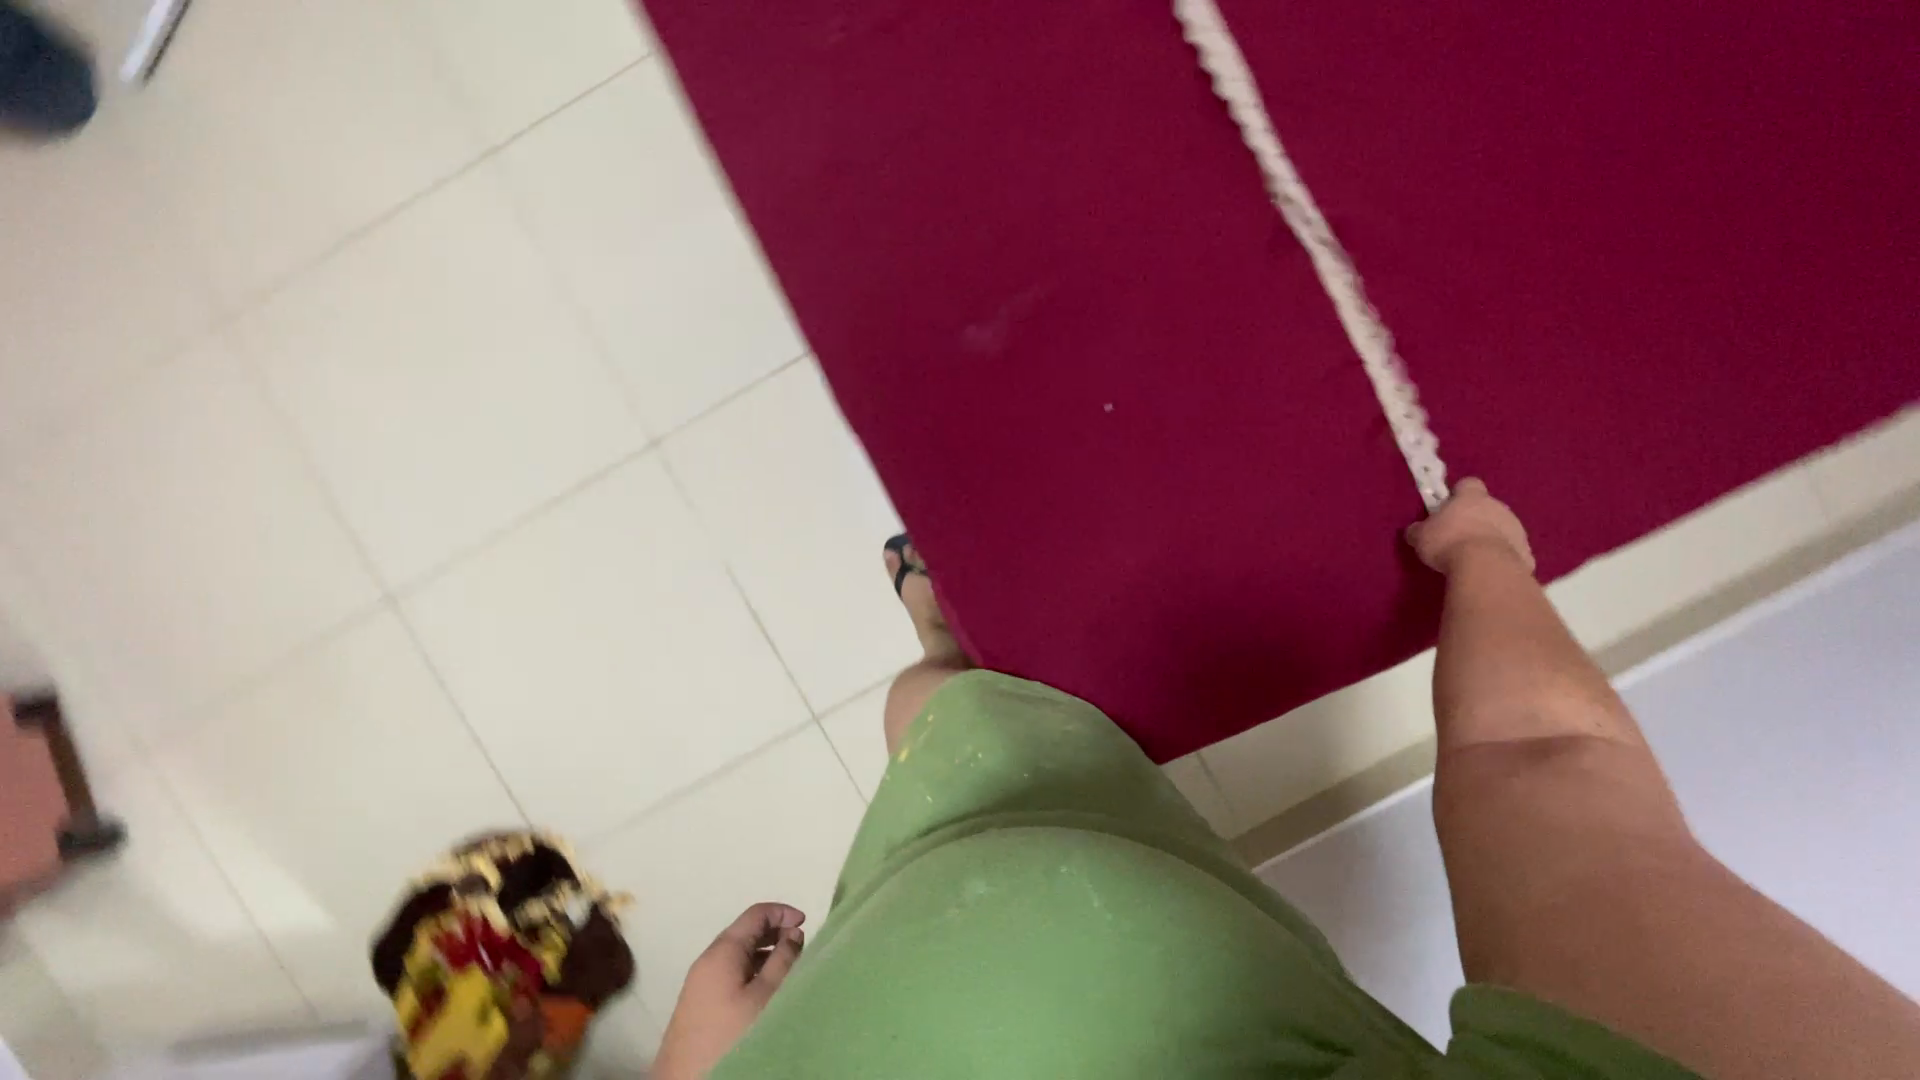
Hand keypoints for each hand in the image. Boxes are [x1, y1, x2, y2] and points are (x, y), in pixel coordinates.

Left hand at [652, 903, 805, 1079]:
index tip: (806, 924)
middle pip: (745, 930)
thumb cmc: (730, 1033)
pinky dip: (751, 968)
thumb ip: (783, 960)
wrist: (685, 1079)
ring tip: (787, 967)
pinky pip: (729, 970)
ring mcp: (700, 980)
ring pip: (737, 952)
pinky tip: (764, 988)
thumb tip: (794, 933)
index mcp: (723, 950)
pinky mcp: (698, 1000)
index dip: (782, 912)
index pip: (755, 914)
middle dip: (775, 932)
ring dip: (764, 952)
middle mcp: (708, 958)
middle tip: (800, 946)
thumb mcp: (765, 995)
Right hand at [1405, 478, 1534, 575]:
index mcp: (1472, 498)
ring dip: (1490, 536)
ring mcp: (1516, 529)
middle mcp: (1498, 507)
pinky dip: (1502, 556)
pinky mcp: (1526, 551)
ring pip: (1502, 527)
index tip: (1449, 506)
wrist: (1486, 568)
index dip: (1459, 493)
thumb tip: (1416, 530)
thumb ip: (1419, 529)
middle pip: (1487, 507)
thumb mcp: (1421, 536)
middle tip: (1457, 535)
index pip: (1468, 484)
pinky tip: (1489, 569)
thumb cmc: (1448, 543)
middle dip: (1475, 518)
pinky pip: (1511, 550)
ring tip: (1473, 557)